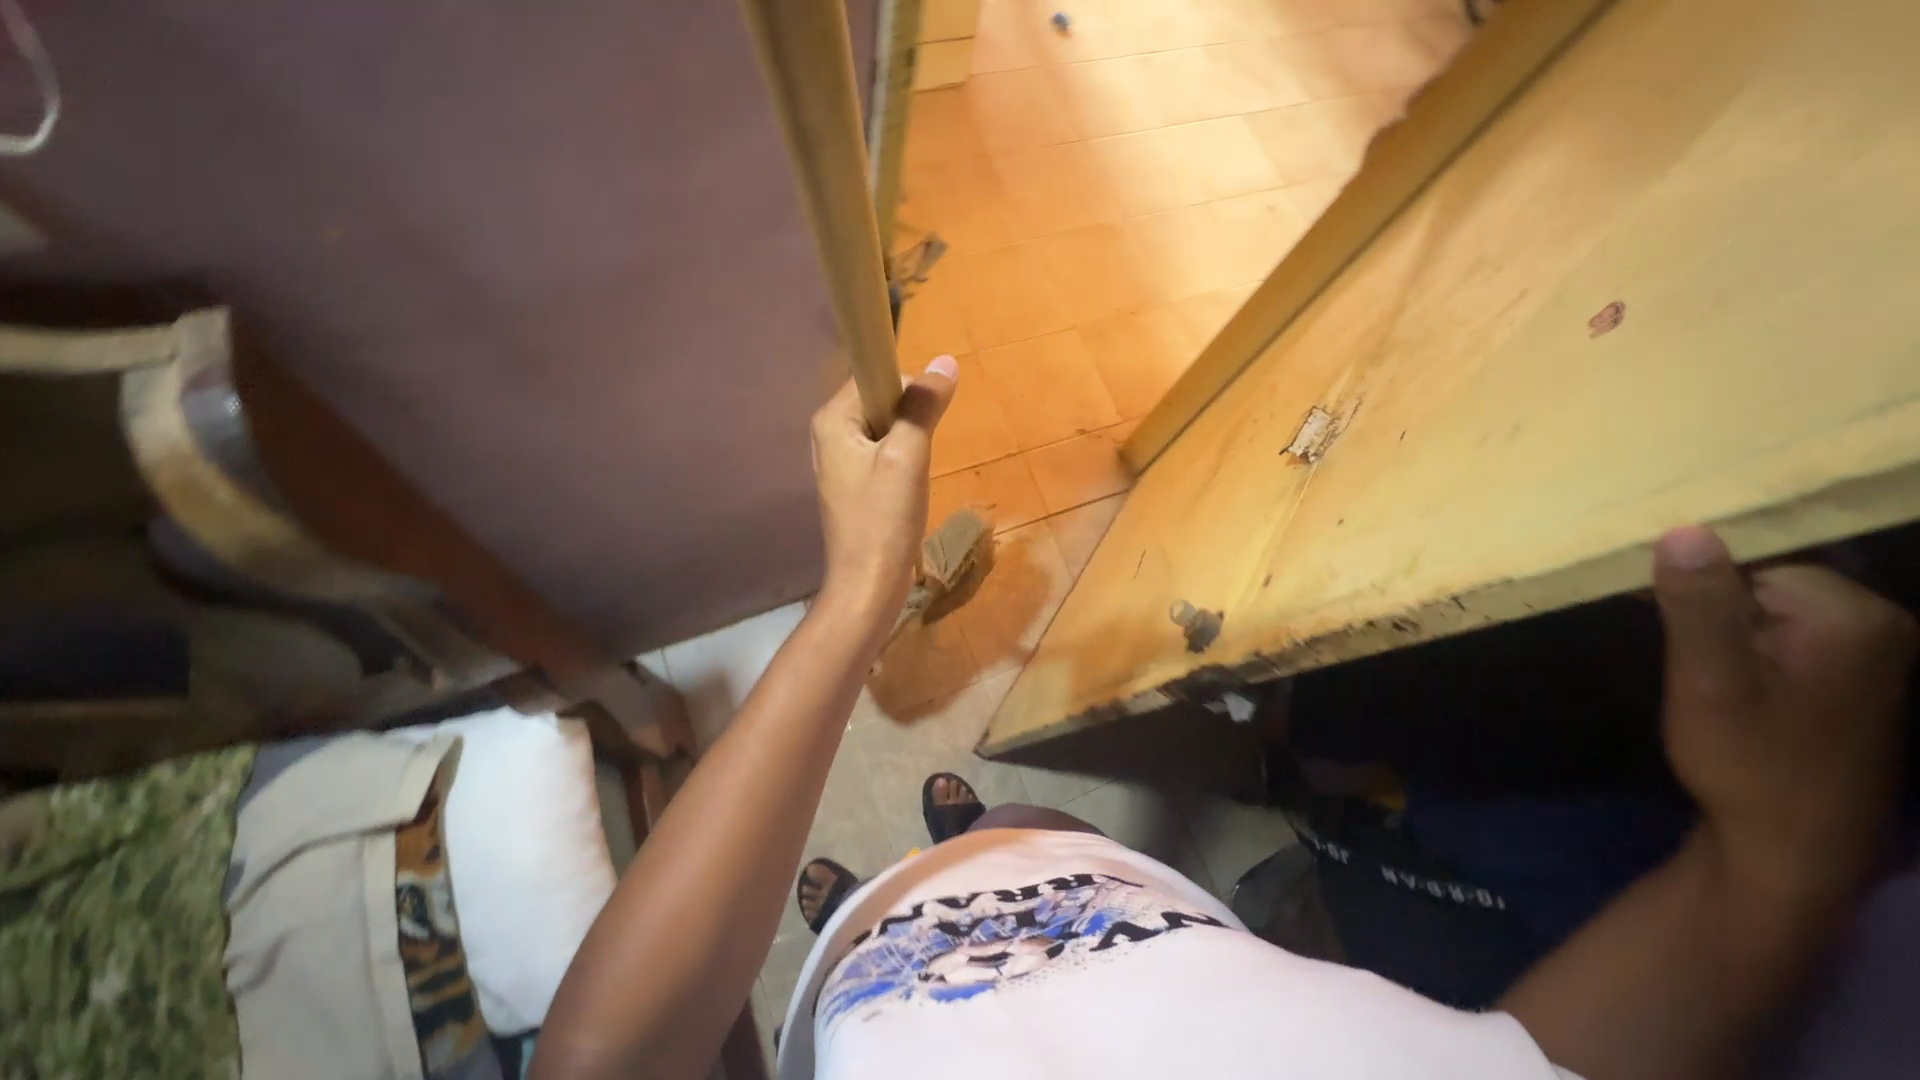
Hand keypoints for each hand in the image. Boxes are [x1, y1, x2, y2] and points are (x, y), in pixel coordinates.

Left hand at [810, 356, 956, 633]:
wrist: (868, 586)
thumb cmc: (883, 521)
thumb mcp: (908, 457)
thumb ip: (923, 407)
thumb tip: (946, 361)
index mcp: (832, 420)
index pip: (875, 374)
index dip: (907, 390)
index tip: (926, 421)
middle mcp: (829, 434)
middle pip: (881, 401)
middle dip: (911, 421)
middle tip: (918, 457)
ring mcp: (840, 461)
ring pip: (887, 429)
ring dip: (910, 446)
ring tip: (912, 478)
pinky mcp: (854, 484)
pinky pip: (885, 455)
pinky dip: (904, 465)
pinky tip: (907, 493)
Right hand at [1653, 526, 1916, 900]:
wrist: (1795, 851)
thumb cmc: (1749, 764)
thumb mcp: (1708, 681)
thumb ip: (1698, 604)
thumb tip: (1684, 529)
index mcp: (1850, 616)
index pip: (1753, 566)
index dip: (1702, 600)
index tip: (1684, 648)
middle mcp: (1882, 625)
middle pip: (1769, 586)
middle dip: (1720, 619)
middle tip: (1700, 675)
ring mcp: (1880, 655)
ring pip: (1777, 614)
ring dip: (1734, 640)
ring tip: (1719, 690)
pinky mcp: (1864, 682)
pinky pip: (1795, 640)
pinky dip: (1758, 658)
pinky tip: (1744, 699)